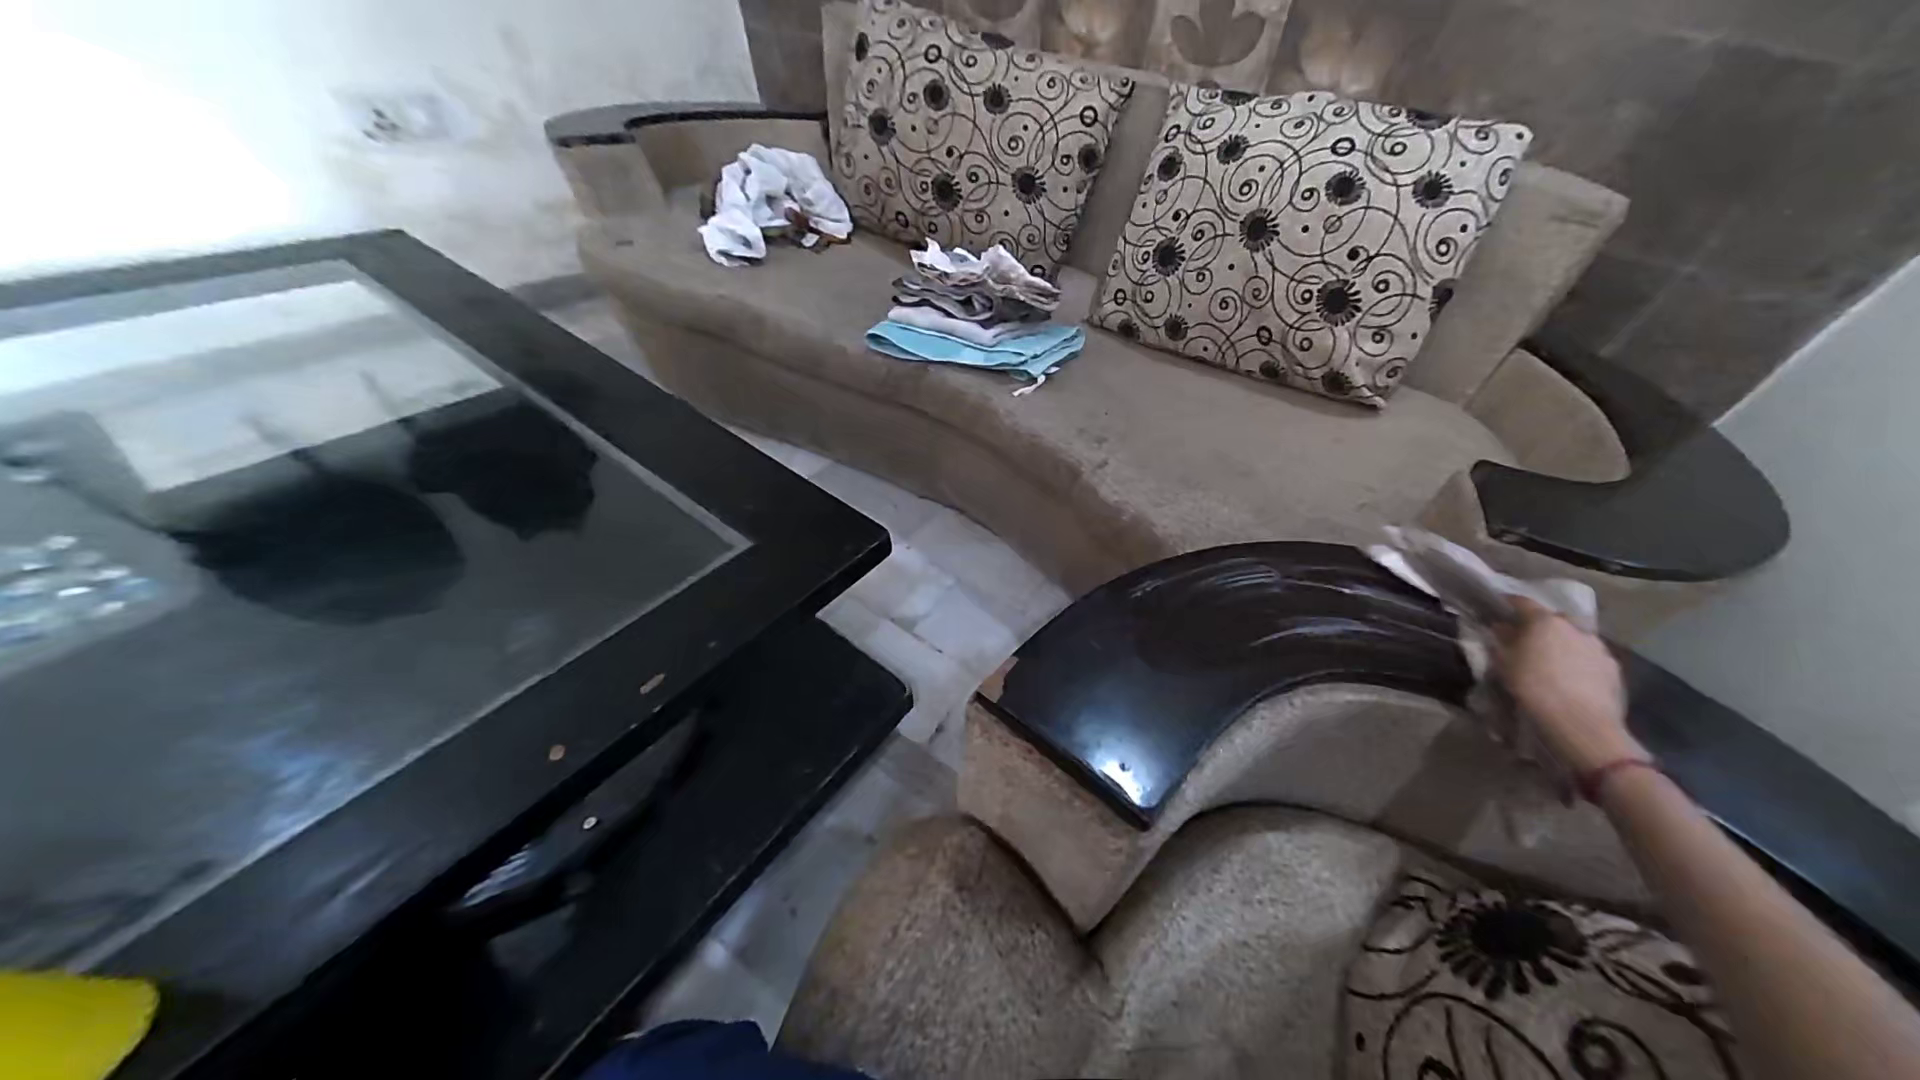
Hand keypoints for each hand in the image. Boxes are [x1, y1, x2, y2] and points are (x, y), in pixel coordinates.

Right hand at [1493, 597, 1643, 774]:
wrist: (1581, 722)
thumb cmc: (1533, 687)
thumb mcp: (1504, 663)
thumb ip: (1502, 640)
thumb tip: (1501, 627)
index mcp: (1546, 622)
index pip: (1523, 602)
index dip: (1508, 602)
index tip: (1497, 607)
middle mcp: (1576, 628)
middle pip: (1554, 619)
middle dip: (1540, 625)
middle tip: (1526, 637)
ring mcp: (1599, 648)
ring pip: (1575, 638)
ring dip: (1561, 643)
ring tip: (1550, 660)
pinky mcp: (1614, 669)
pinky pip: (1590, 657)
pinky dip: (1578, 661)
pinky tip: (1569, 677)